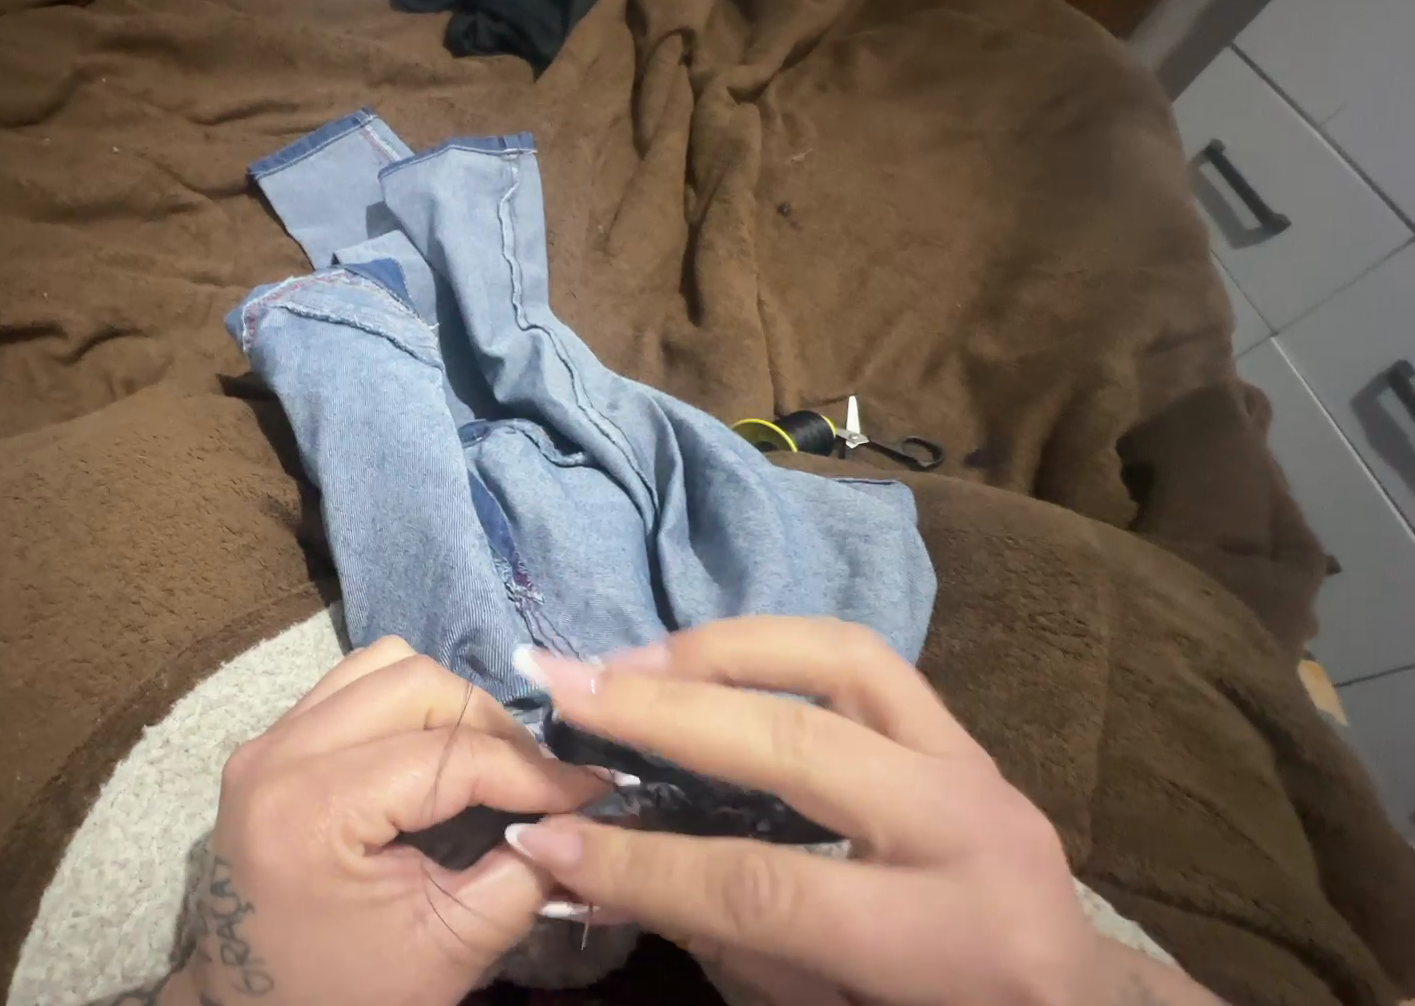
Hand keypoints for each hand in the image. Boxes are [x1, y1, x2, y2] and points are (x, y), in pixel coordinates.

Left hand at [165, 636, 607, 1005]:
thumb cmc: (342, 996)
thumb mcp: (446, 950)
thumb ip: (522, 877)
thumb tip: (580, 816)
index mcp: (313, 810)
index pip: (447, 756)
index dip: (529, 771)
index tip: (588, 788)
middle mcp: (280, 752)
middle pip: (416, 683)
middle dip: (490, 724)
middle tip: (533, 776)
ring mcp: (269, 737)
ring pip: (384, 665)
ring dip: (448, 701)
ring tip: (484, 756)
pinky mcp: (271, 738)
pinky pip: (354, 681)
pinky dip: (407, 702)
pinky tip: (430, 746)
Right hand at [501, 617, 1221, 1005]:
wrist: (1071, 1004)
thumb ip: (709, 930)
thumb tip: (586, 858)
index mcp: (950, 944)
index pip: (762, 887)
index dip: (637, 861)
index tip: (539, 833)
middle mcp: (971, 832)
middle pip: (793, 746)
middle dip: (657, 713)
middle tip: (559, 684)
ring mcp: (970, 758)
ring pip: (836, 659)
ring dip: (713, 652)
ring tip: (623, 662)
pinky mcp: (953, 724)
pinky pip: (853, 650)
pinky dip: (764, 639)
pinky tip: (696, 653)